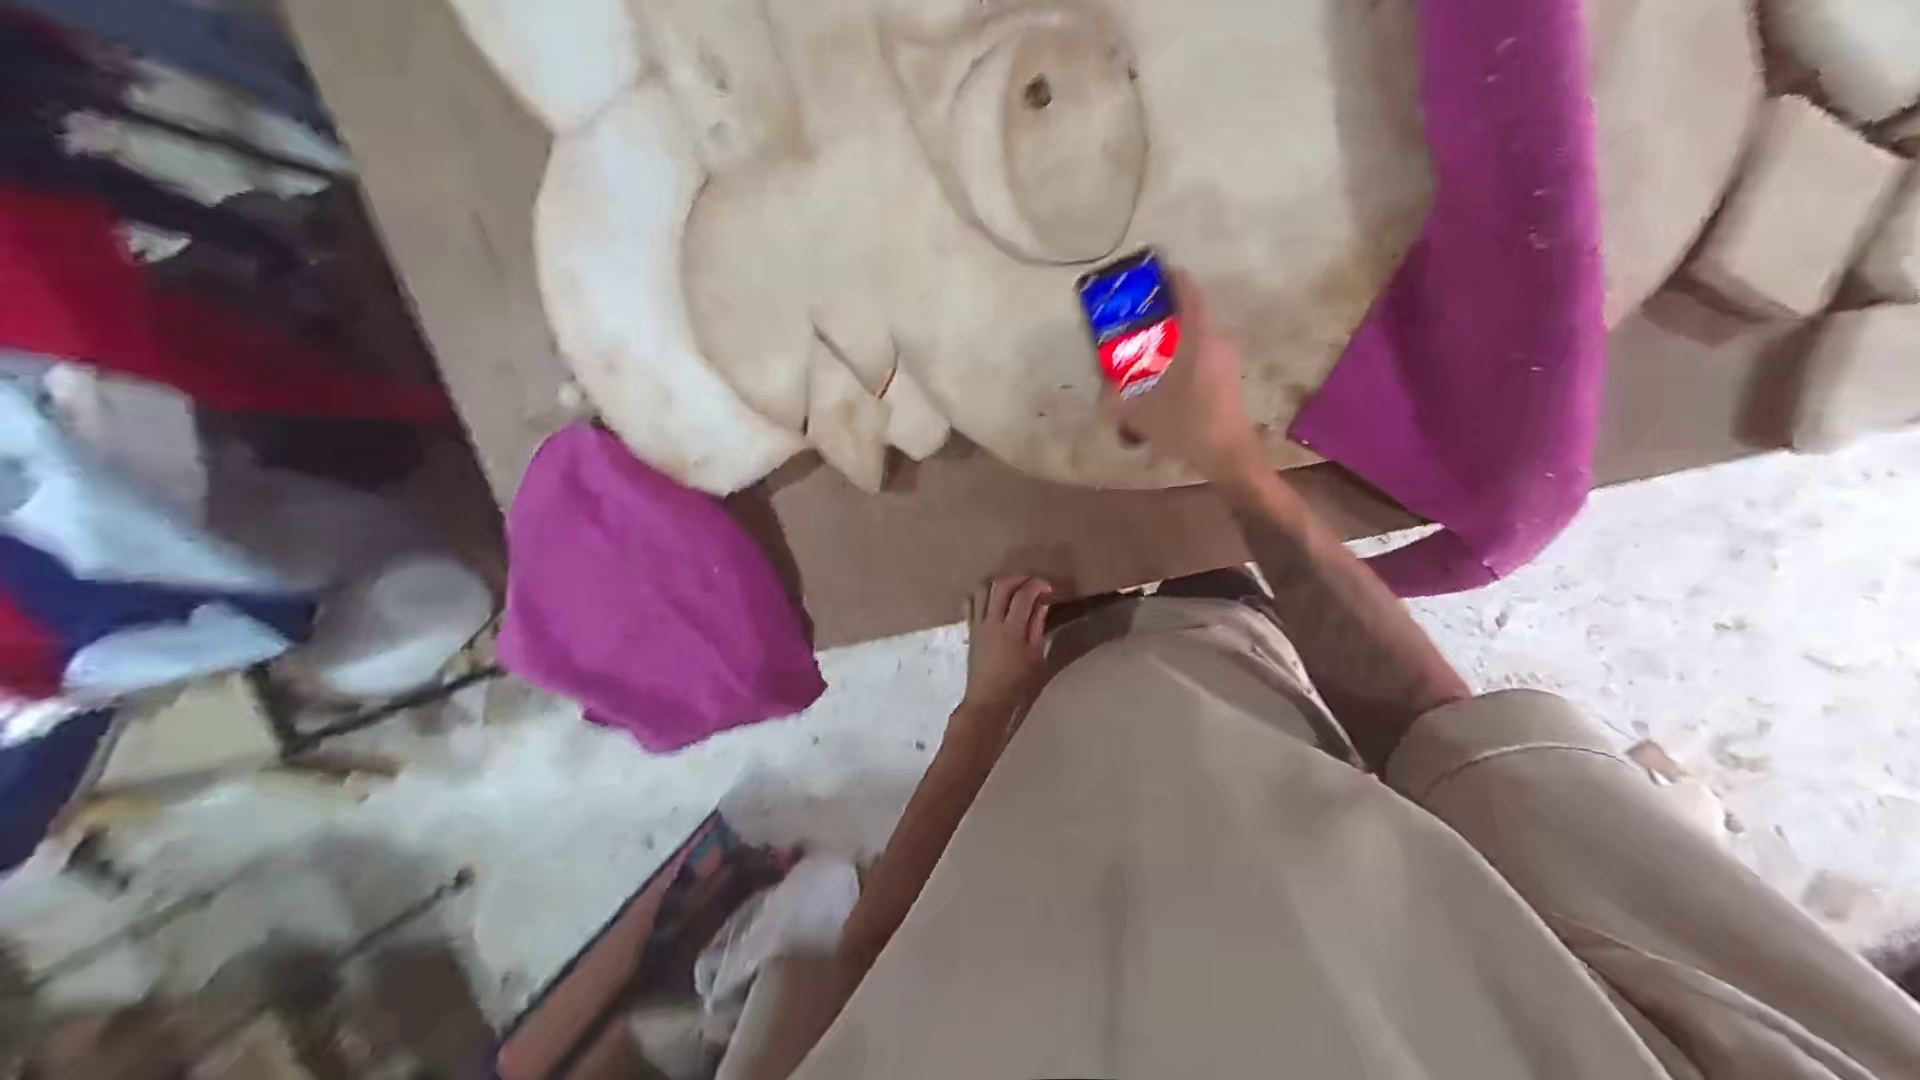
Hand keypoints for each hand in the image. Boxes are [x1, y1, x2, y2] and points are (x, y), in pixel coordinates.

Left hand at [960, 576, 1051, 714]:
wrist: (988, 698)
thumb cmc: (1017, 681)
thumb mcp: (1035, 655)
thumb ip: (1037, 626)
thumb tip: (1041, 603)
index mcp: (1011, 630)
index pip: (1023, 595)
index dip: (1036, 585)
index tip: (1047, 587)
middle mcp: (991, 622)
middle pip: (1000, 586)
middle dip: (1017, 578)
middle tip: (1030, 582)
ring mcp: (977, 624)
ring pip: (982, 590)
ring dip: (997, 584)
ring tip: (1011, 589)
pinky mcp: (970, 629)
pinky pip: (970, 603)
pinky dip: (981, 596)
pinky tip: (991, 601)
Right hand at [1105, 269, 1263, 484]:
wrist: (1229, 456)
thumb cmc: (1188, 427)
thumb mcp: (1142, 415)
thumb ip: (1116, 401)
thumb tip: (1099, 391)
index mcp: (1200, 337)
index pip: (1189, 291)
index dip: (1170, 277)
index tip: (1149, 273)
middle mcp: (1217, 340)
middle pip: (1191, 310)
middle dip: (1162, 308)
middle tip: (1133, 312)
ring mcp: (1225, 358)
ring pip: (1196, 332)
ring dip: (1171, 332)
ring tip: (1141, 341)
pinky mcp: (1225, 376)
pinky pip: (1200, 350)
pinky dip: (1180, 350)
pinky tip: (1159, 369)